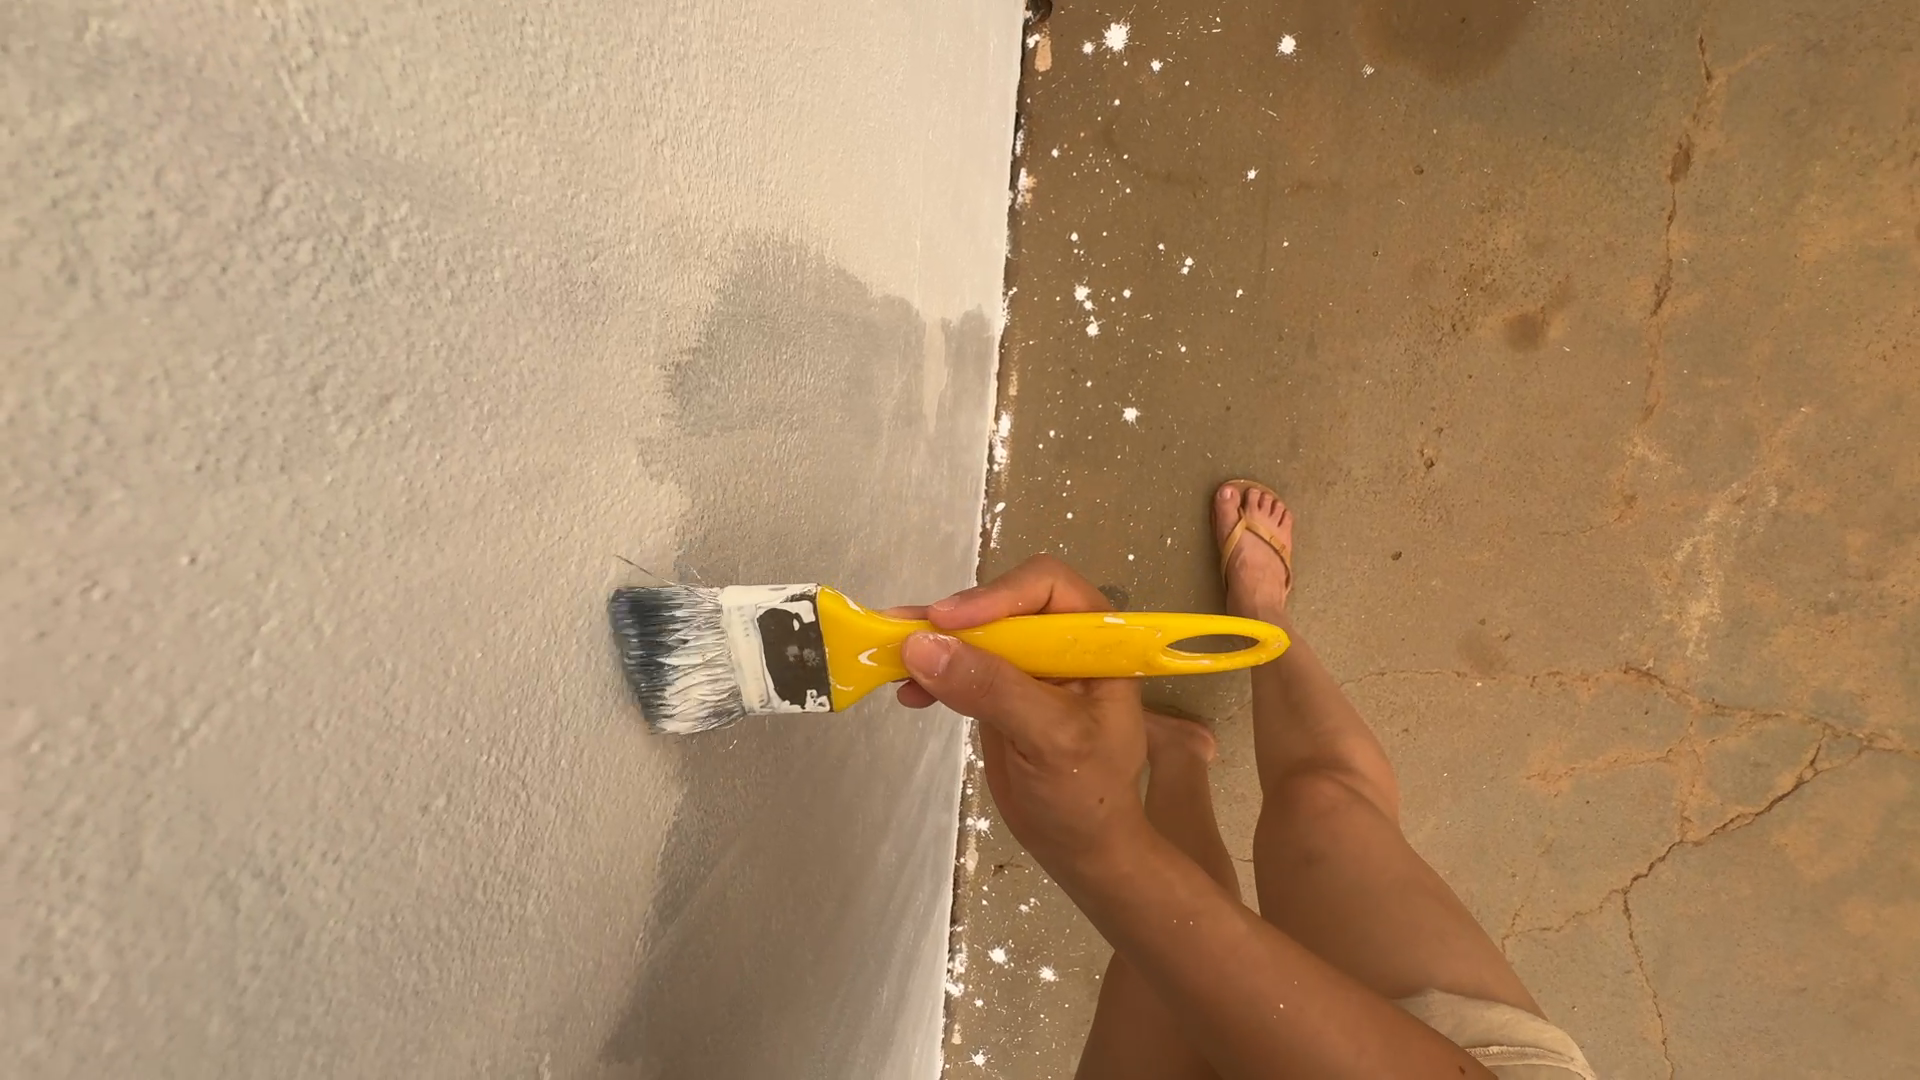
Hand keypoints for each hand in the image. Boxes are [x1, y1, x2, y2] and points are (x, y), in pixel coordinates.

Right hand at [891, 556, 1150, 875]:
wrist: (1080, 847)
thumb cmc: (1087, 795)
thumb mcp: (1050, 739)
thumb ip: (993, 688)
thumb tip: (921, 646)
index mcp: (1092, 638)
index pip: (1045, 585)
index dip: (995, 594)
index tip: (945, 621)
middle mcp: (1059, 640)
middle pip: (1000, 604)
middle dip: (951, 619)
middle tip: (900, 631)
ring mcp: (1026, 664)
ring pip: (973, 633)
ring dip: (930, 643)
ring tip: (886, 656)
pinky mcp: (997, 689)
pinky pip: (959, 666)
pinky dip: (930, 674)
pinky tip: (909, 694)